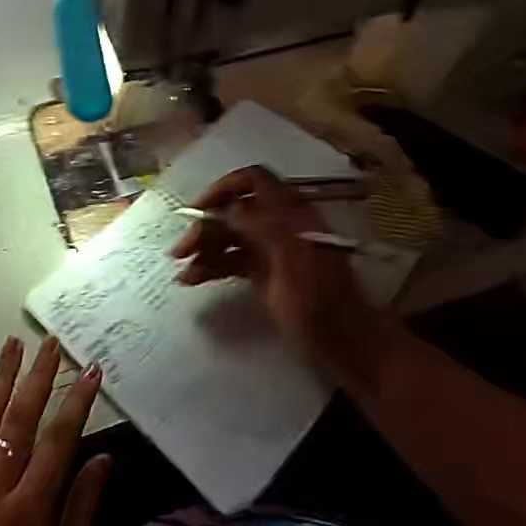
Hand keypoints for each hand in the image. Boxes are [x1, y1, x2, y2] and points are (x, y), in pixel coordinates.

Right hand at [169, 166, 389, 381]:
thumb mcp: (292, 260)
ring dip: (205, 249)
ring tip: (182, 272)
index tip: (198, 209)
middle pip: (236, 212)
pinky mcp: (266, 275)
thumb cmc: (321, 301)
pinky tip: (194, 279)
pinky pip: (234, 261)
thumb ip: (261, 226)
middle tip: (179, 250)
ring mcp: (273, 250)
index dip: (224, 188)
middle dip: (207, 226)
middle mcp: (281, 225)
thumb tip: (226, 210)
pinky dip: (213, 267)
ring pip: (232, 238)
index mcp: (292, 214)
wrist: (346, 344)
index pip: (255, 181)